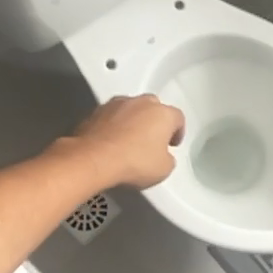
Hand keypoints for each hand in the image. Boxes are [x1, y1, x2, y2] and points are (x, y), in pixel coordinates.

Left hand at [64, 94, 184, 188]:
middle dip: (154, 121)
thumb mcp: (163, 169)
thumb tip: (162, 157)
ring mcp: (117, 105)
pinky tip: (112, 142)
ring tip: (130, 141)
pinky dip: (113, 126)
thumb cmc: (133, 161)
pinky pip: (111, 117)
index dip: (177, 131)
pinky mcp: (96, 112)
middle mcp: (141, 103)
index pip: (178, 117)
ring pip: (131, 109)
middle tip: (152, 140)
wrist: (94, 159)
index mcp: (163, 114)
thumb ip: (168, 158)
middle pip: (154, 107)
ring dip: (133, 121)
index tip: (172, 143)